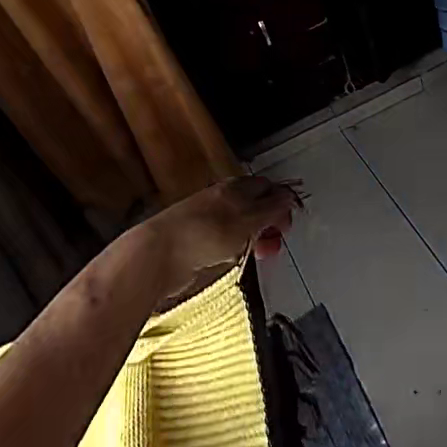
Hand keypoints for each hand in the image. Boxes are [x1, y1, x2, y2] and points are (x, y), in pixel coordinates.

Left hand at [140, 175, 301, 296]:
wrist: (157, 255)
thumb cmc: (205, 233)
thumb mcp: (249, 219)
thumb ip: (272, 209)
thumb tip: (290, 198)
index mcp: (236, 187)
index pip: (267, 187)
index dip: (282, 201)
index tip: (290, 221)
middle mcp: (222, 198)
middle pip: (255, 206)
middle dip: (269, 223)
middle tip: (276, 241)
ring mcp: (207, 219)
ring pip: (240, 225)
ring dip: (254, 238)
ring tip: (259, 254)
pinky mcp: (195, 241)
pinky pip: (224, 241)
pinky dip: (235, 249)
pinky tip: (235, 259)